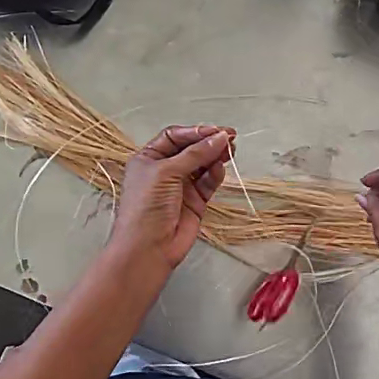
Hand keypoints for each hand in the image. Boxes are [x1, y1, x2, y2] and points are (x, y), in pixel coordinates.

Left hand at [107, 125, 235, 276]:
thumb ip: (194, 154)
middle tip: (231, 137)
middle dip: (208, 142)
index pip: (174, 137)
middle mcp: (163, 169)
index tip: (216, 130)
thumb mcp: (166, 172)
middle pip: (190, 149)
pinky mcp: (195, 201)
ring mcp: (180, 185)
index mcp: (148, 158)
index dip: (194, 132)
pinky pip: (207, 182)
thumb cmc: (147, 205)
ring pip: (202, 164)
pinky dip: (214, 175)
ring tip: (230, 151)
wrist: (148, 247)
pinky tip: (219, 169)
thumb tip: (220, 137)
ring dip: (215, 156)